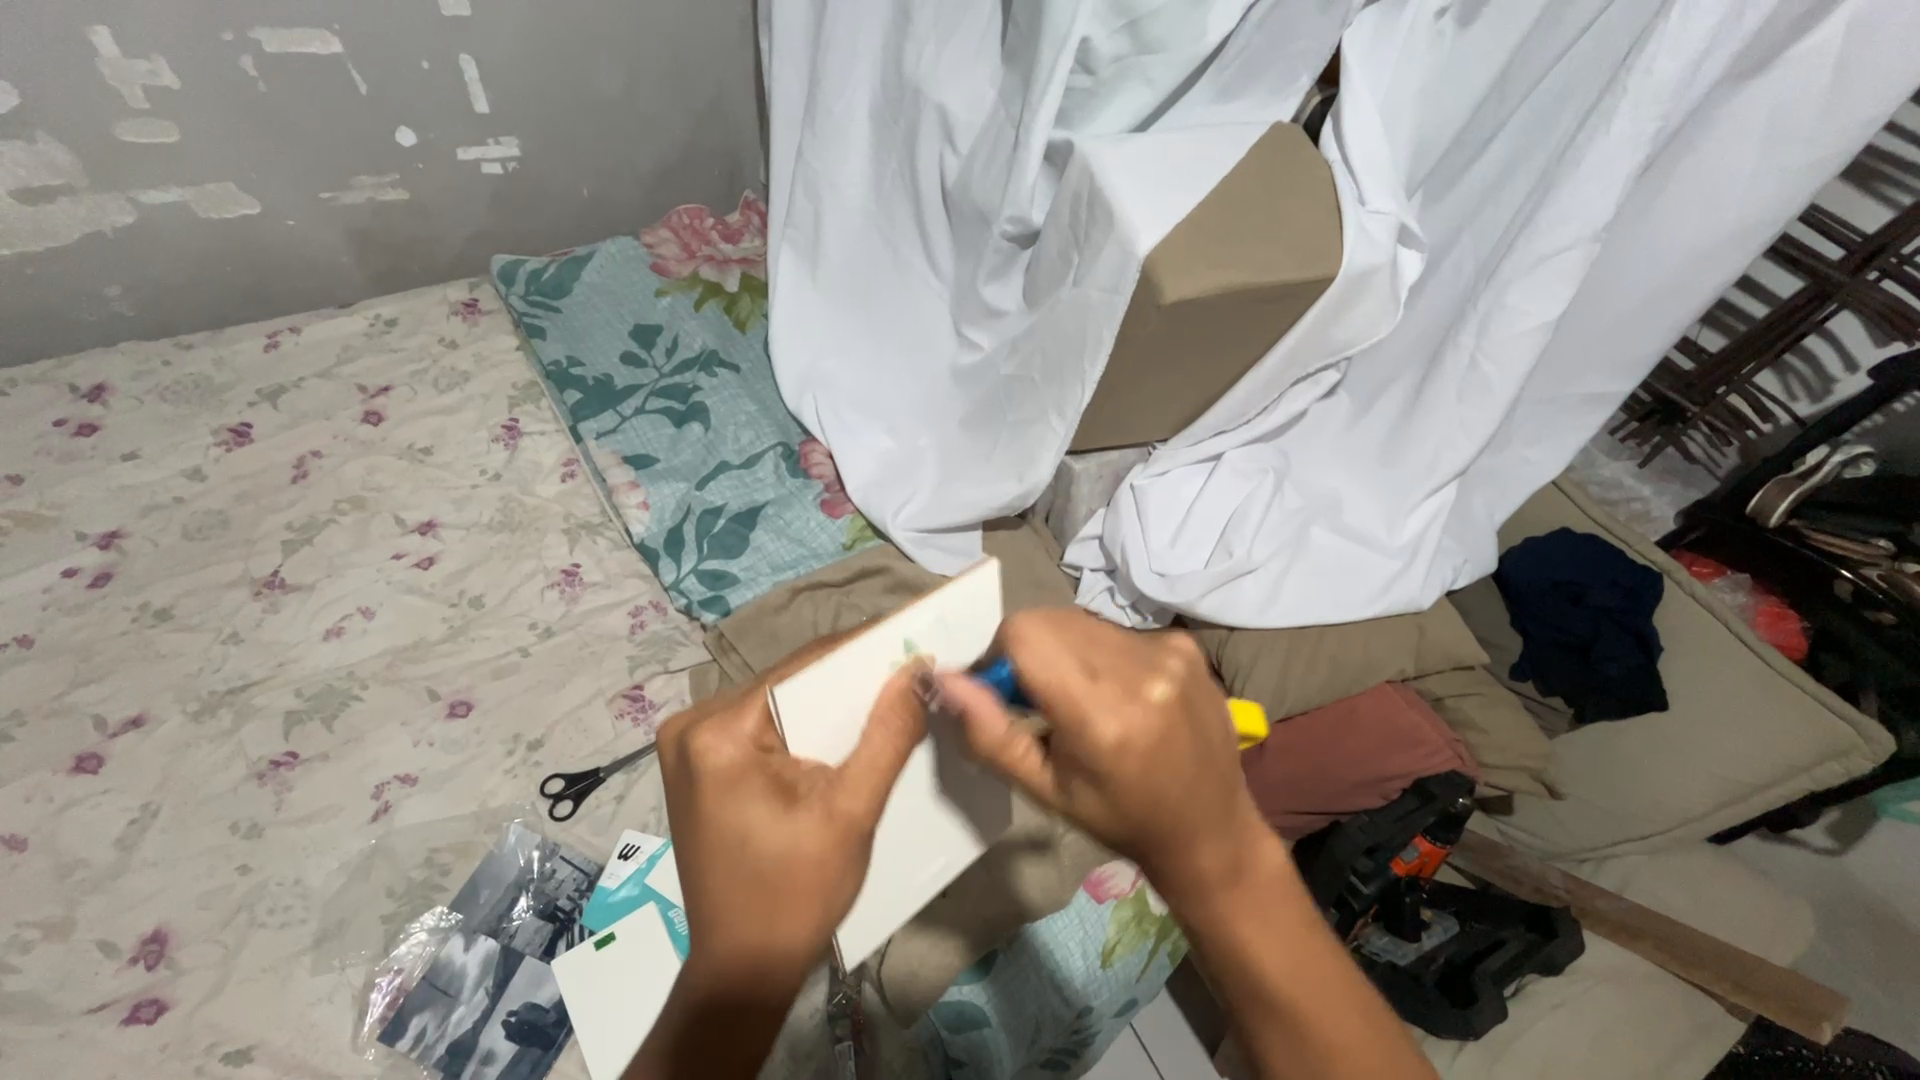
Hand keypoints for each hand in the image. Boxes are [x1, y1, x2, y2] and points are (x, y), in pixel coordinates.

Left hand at [656, 645, 925, 989]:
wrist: (744, 970)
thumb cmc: (797, 895)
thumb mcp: (852, 811)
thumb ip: (887, 733)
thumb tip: (918, 670)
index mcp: (717, 732)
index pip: (804, 668)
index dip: (864, 653)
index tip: (914, 641)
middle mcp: (691, 726)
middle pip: (790, 685)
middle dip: (849, 684)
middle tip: (909, 674)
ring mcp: (688, 746)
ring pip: (780, 704)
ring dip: (829, 708)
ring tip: (888, 699)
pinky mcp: (699, 767)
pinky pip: (763, 729)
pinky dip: (805, 732)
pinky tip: (844, 737)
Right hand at [934, 608, 1267, 903]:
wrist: (1209, 825)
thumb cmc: (1118, 816)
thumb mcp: (1044, 788)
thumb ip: (989, 733)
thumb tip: (943, 679)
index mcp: (1100, 714)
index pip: (1024, 634)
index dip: (1000, 656)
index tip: (1007, 693)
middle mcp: (1138, 671)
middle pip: (1048, 620)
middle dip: (1029, 651)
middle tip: (1041, 699)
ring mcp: (1168, 651)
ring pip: (1080, 620)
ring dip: (1065, 649)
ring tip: (1083, 698)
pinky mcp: (1184, 643)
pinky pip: (1114, 628)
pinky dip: (1100, 652)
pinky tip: (1119, 692)